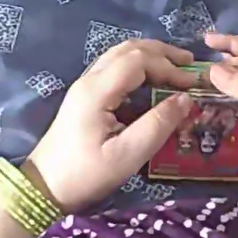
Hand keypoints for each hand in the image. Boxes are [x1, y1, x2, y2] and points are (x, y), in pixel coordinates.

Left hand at [25, 40, 198, 211]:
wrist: (45, 187)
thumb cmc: (86, 174)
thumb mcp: (127, 155)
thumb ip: (158, 124)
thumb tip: (185, 99)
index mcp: (97, 90)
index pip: (139, 60)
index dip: (169, 67)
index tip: (192, 84)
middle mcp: (90, 80)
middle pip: (129, 49)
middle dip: (162, 53)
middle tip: (191, 64)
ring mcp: (85, 86)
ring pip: (120, 55)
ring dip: (150, 56)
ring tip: (177, 67)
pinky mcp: (85, 96)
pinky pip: (115, 68)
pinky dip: (139, 67)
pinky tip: (153, 81)